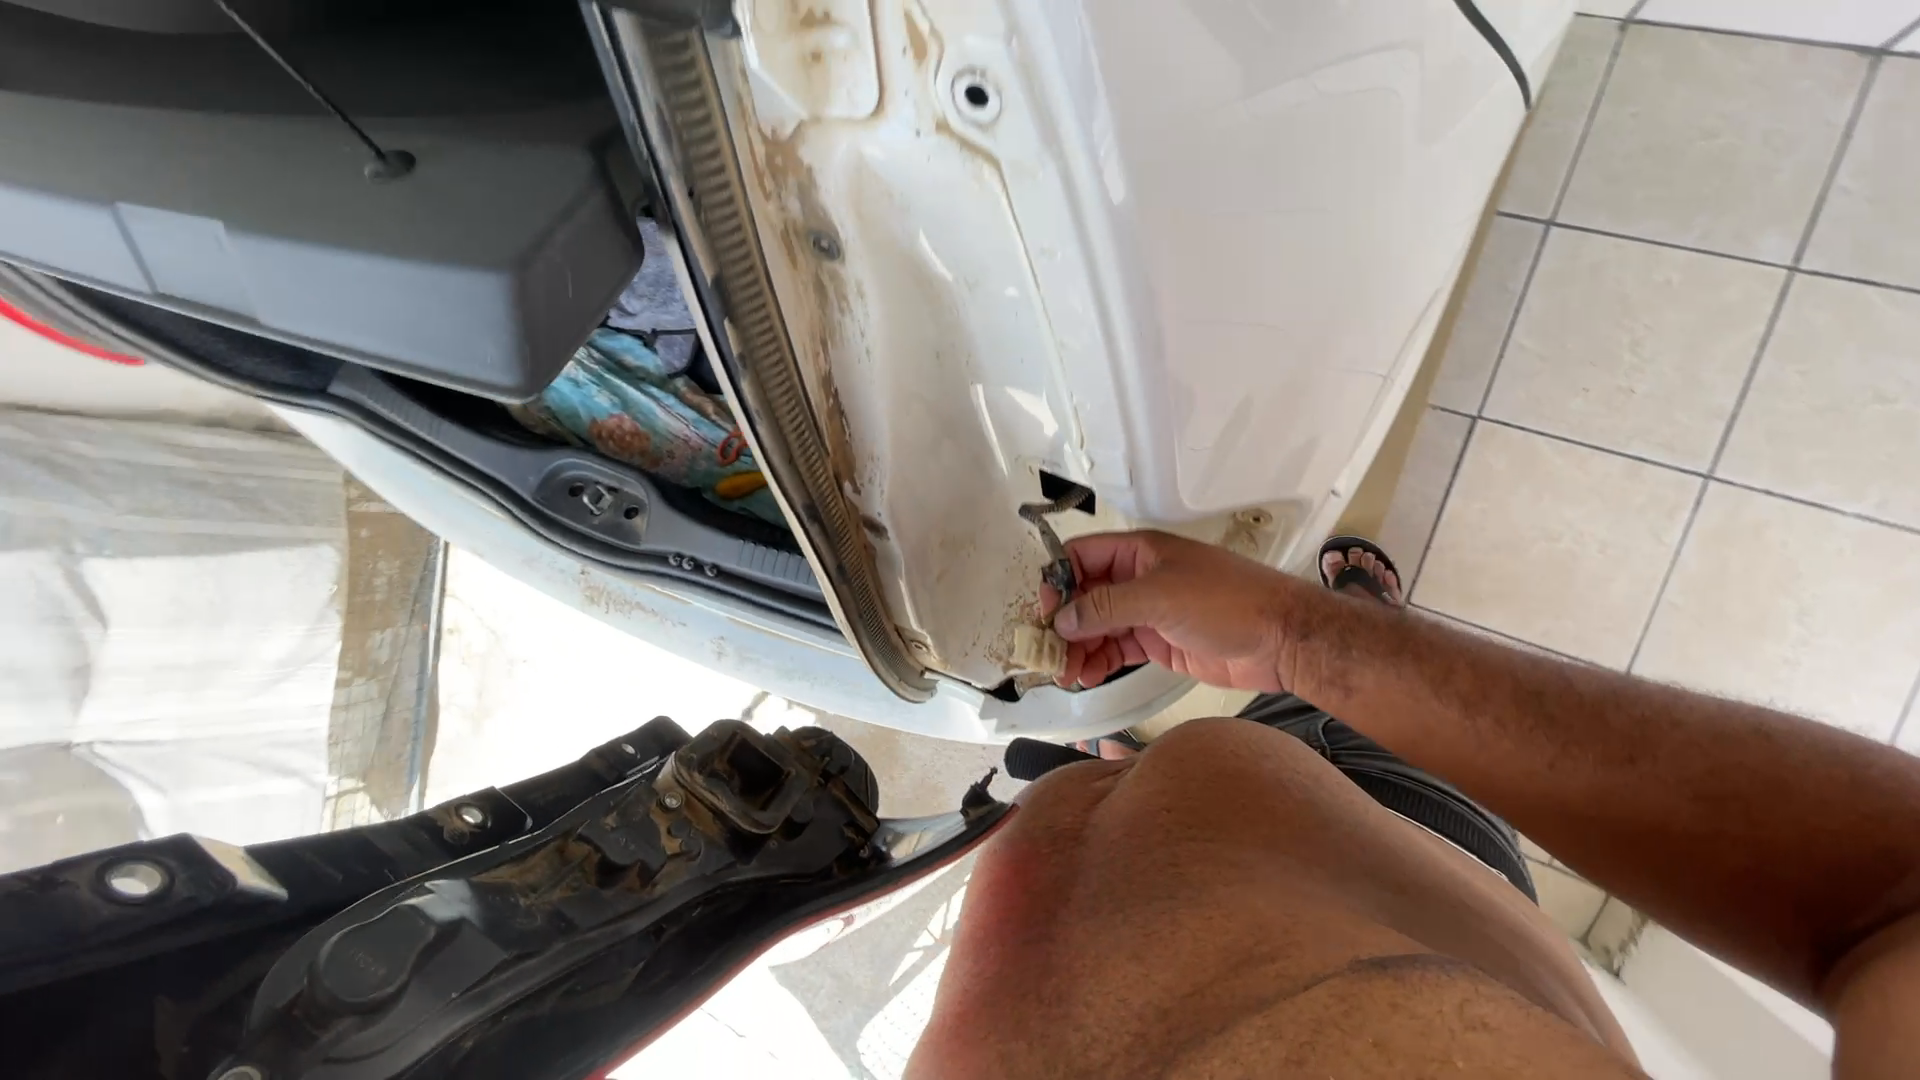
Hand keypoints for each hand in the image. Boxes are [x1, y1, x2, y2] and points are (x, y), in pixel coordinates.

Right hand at [1040, 530, 1306, 691]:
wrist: (1282, 639)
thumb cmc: (1226, 602)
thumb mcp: (1161, 596)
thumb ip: (1107, 606)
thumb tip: (1061, 619)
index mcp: (1138, 553)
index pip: (1081, 556)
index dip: (1058, 580)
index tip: (1046, 613)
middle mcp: (1137, 578)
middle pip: (1084, 596)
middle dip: (1065, 623)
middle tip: (1052, 656)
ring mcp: (1147, 611)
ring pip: (1097, 626)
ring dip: (1078, 648)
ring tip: (1068, 675)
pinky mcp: (1157, 642)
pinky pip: (1116, 649)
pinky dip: (1099, 661)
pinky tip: (1088, 677)